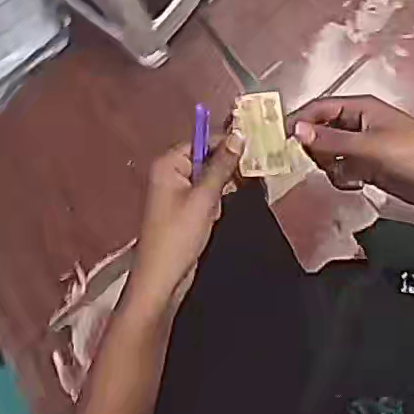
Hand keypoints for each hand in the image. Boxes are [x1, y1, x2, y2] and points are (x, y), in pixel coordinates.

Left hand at [127, 131, 244, 313]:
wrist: (162, 278)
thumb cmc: (179, 234)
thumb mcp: (205, 198)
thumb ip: (222, 166)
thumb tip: (238, 136)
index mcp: (168, 163)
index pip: (201, 141)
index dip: (224, 144)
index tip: (251, 151)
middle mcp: (169, 172)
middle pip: (205, 158)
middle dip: (222, 172)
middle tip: (241, 181)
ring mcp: (174, 191)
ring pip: (208, 178)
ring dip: (219, 191)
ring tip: (218, 208)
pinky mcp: (182, 209)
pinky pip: (204, 195)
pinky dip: (213, 204)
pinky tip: (214, 217)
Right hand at [290, 95, 413, 215]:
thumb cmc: (413, 153)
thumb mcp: (370, 145)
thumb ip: (331, 139)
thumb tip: (295, 130)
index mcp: (359, 107)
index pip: (318, 108)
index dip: (299, 121)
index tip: (281, 139)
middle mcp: (356, 123)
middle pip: (319, 131)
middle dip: (317, 148)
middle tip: (321, 161)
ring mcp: (361, 146)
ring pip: (328, 153)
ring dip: (331, 166)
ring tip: (347, 174)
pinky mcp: (366, 166)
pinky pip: (340, 170)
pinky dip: (343, 177)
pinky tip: (357, 183)